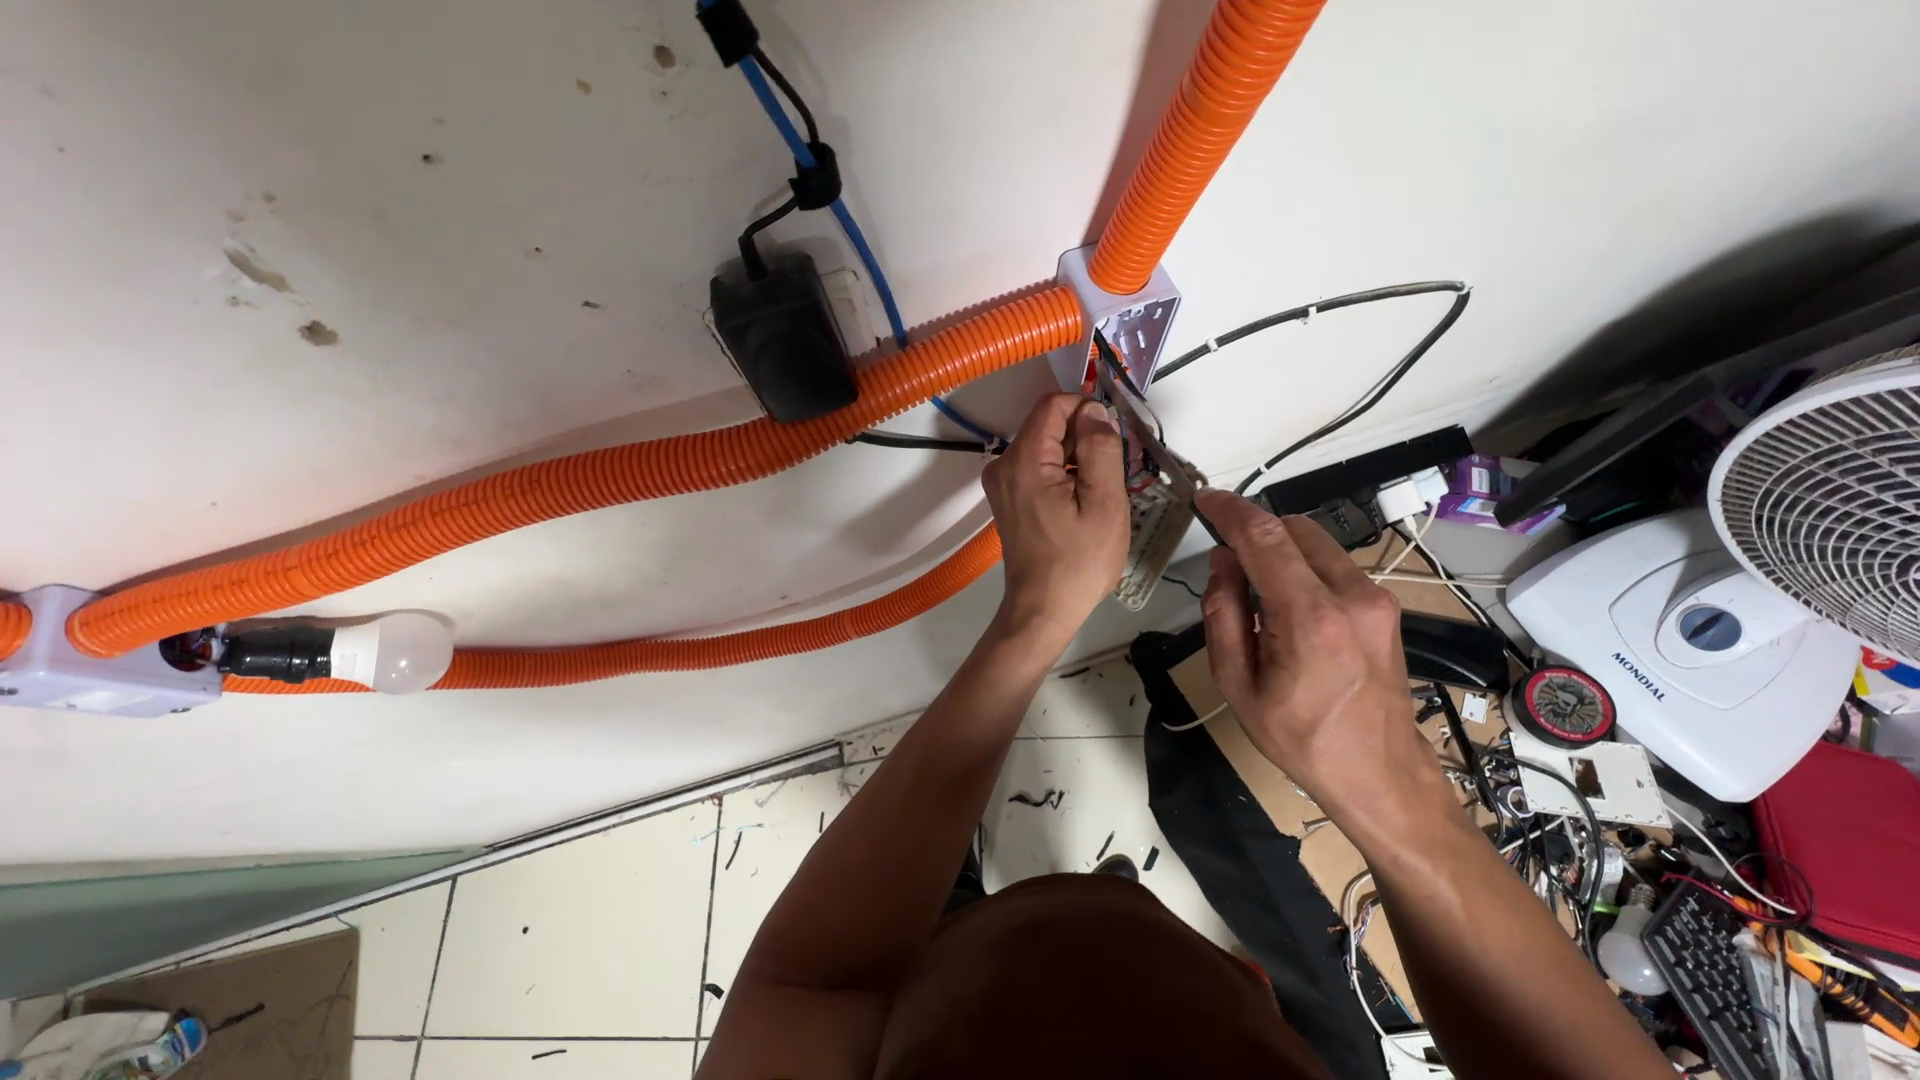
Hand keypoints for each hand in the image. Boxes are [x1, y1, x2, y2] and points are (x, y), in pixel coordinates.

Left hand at [980, 393, 1128, 647]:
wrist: (1043, 610)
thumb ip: (1100, 449)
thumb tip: (1094, 411)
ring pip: (1046, 447)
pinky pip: (1038, 468)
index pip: (1053, 404)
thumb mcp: (1104, 503)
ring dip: (1076, 460)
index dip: (1087, 410)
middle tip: (1111, 477)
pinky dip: (1062, 476)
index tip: (1113, 440)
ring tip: (1097, 497)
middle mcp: (1003, 464)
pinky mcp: (1007, 499)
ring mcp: (1001, 483)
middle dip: (1084, 439)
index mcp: (1024, 460)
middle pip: (1049, 425)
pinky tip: (1080, 506)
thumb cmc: (1078, 562)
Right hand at [1194, 489, 1435, 814]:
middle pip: (1294, 529)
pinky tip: (1286, 604)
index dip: (1230, 511)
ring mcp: (1377, 599)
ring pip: (1317, 542)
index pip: (1265, 538)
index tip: (1204, 498)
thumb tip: (1223, 562)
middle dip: (1255, 529)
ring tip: (1254, 590)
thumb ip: (1223, 614)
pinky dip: (1302, 567)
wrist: (1380, 775)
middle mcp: (1352, 597)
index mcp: (1310, 619)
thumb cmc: (1301, 739)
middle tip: (1224, 556)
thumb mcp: (1237, 684)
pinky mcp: (1386, 607)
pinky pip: (1334, 565)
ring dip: (1279, 548)